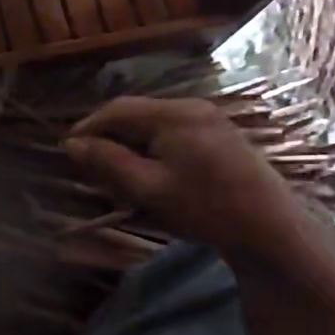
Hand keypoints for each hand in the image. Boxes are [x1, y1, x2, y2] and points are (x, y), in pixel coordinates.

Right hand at [63, 97, 306, 254]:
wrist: (268, 227)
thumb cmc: (203, 207)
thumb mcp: (146, 188)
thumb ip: (107, 162)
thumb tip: (72, 144)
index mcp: (172, 115)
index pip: (116, 109)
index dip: (88, 126)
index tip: (67, 149)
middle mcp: (192, 107)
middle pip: (136, 112)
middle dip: (108, 134)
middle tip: (88, 162)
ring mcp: (210, 119)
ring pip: (154, 122)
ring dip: (129, 140)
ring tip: (114, 169)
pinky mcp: (221, 134)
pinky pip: (173, 130)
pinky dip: (151, 144)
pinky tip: (148, 169)